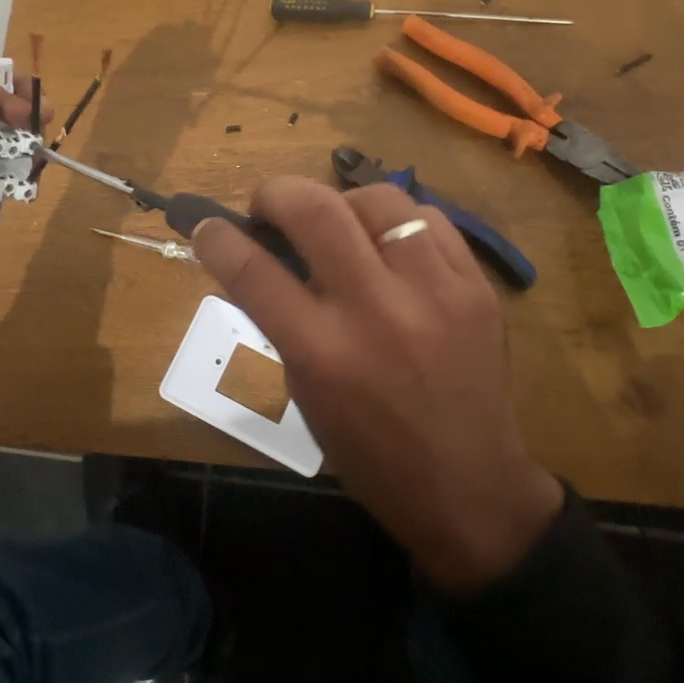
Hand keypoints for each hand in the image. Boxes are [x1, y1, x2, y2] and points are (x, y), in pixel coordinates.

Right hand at [192, 177, 563, 592]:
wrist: (469, 489)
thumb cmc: (370, 455)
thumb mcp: (305, 393)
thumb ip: (281, 323)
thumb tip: (259, 261)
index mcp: (322, 353)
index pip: (253, 270)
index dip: (217, 238)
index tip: (208, 227)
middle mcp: (376, 312)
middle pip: (314, 209)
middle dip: (275, 192)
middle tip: (267, 207)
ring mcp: (434, 293)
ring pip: (377, 199)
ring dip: (340, 202)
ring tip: (336, 226)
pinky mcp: (476, 286)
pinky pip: (428, 219)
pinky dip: (396, 222)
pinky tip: (388, 244)